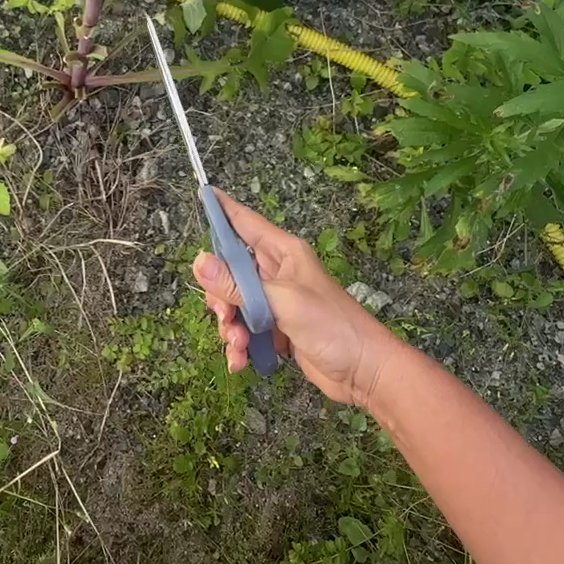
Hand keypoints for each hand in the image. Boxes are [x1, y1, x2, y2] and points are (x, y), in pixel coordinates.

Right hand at [190, 191, 402, 407]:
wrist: (364, 371)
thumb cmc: (331, 325)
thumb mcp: (281, 301)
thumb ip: (238, 284)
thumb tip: (199, 262)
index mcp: (283, 252)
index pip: (245, 221)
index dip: (222, 208)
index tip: (201, 193)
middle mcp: (276, 271)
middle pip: (230, 269)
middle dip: (219, 293)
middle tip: (223, 314)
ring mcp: (275, 301)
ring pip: (234, 303)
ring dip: (229, 326)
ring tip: (237, 345)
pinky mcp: (276, 328)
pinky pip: (245, 329)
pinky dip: (239, 345)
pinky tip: (240, 361)